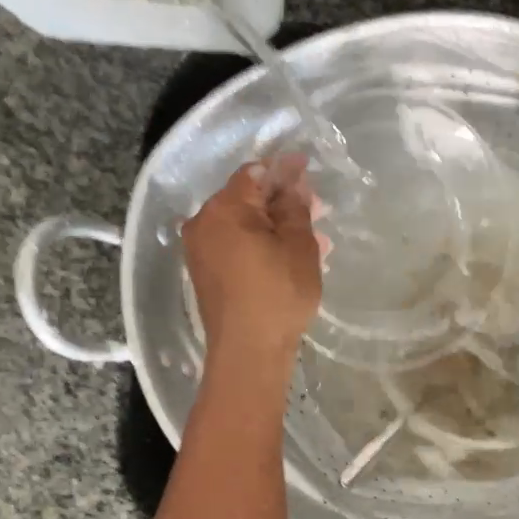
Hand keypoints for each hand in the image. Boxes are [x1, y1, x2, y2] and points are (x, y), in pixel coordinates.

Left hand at [183, 155, 323, 378]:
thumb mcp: (298, 246)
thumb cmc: (279, 294)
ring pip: (242, 224)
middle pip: (245, 198)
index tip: (308, 167)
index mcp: (225, 208)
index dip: (284, 169)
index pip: (255, 173)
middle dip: (281, 200)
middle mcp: (204, 222)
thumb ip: (295, 208)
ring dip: (274, 225)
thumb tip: (293, 184)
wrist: (248, 351)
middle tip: (318, 209)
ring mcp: (200, 249)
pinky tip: (288, 255)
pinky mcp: (205, 272)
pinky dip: (260, 243)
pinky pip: (235, 244)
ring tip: (312, 239)